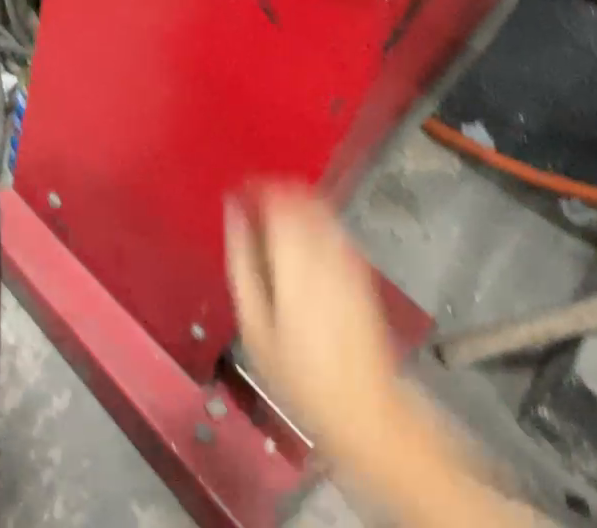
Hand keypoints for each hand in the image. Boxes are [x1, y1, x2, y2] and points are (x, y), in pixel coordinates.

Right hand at [224, 185, 404, 452]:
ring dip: (300, 203)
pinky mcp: (364, 273)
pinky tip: (305, 236)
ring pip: (324, 212)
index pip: (278, 203)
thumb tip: (233, 218)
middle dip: (279, 192)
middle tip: (256, 196)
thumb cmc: (298, 373)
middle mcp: (327, 253)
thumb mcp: (255, 326)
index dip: (258, 189)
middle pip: (305, 202)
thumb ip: (243, 266)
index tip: (240, 189)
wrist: (364, 407)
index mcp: (295, 261)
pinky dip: (319, 222)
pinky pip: (339, 232)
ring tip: (276, 210)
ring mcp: (350, 262)